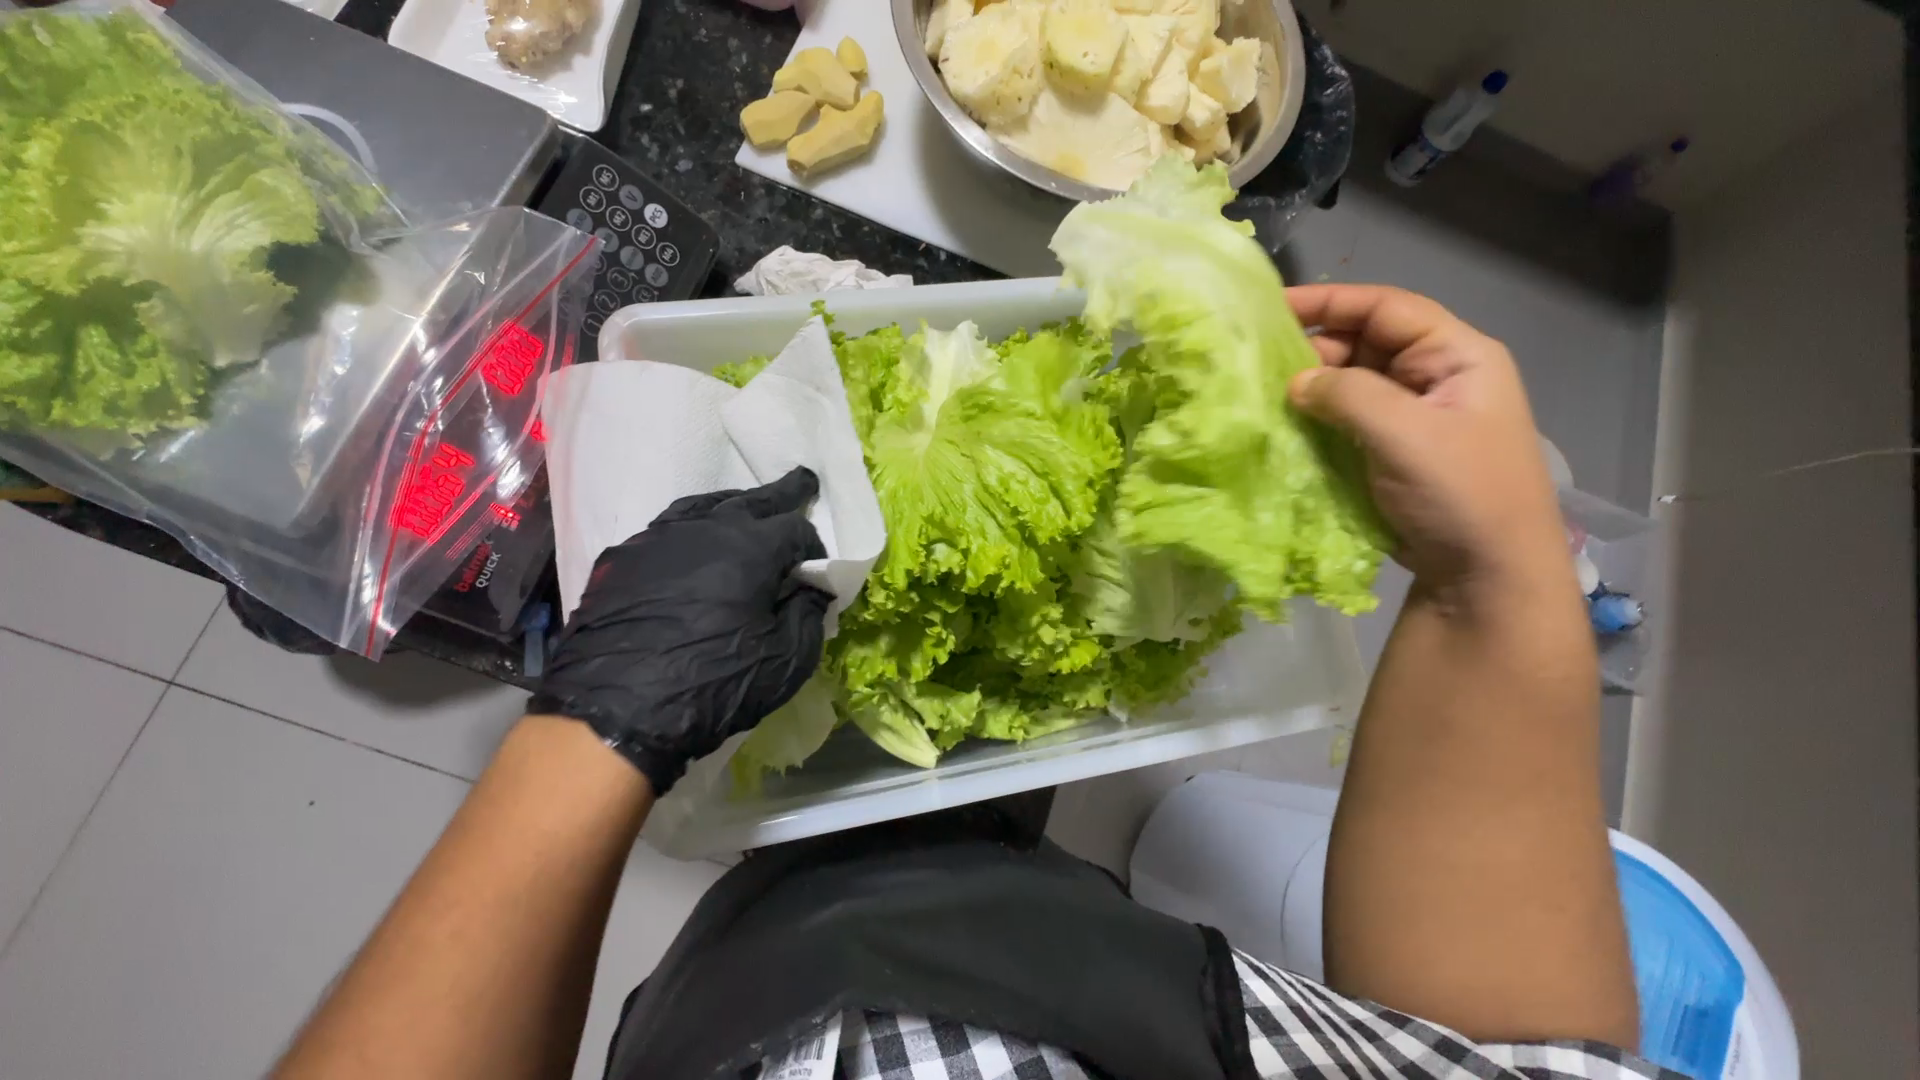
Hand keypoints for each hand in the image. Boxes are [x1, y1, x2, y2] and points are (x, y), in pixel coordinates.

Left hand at [528, 468, 831, 794]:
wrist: (617, 708)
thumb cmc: (715, 682)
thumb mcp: (786, 659)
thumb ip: (808, 614)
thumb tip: (813, 589)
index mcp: (750, 547)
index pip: (795, 529)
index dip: (814, 547)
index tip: (818, 570)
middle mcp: (704, 529)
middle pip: (752, 501)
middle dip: (783, 493)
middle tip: (802, 480)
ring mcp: (656, 540)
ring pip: (702, 508)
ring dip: (730, 505)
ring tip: (744, 505)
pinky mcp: (621, 560)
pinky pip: (664, 531)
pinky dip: (689, 531)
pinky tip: (690, 545)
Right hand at [1286, 285, 1565, 597]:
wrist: (1488, 577)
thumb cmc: (1461, 494)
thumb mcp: (1406, 434)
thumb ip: (1347, 396)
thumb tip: (1295, 382)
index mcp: (1458, 357)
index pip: (1388, 308)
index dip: (1331, 302)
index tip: (1273, 308)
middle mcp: (1436, 378)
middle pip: (1367, 344)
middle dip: (1316, 349)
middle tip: (1261, 365)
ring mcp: (1415, 418)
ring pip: (1353, 385)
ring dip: (1312, 388)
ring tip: (1264, 396)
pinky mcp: (1393, 453)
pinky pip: (1348, 422)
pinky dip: (1317, 421)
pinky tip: (1285, 428)